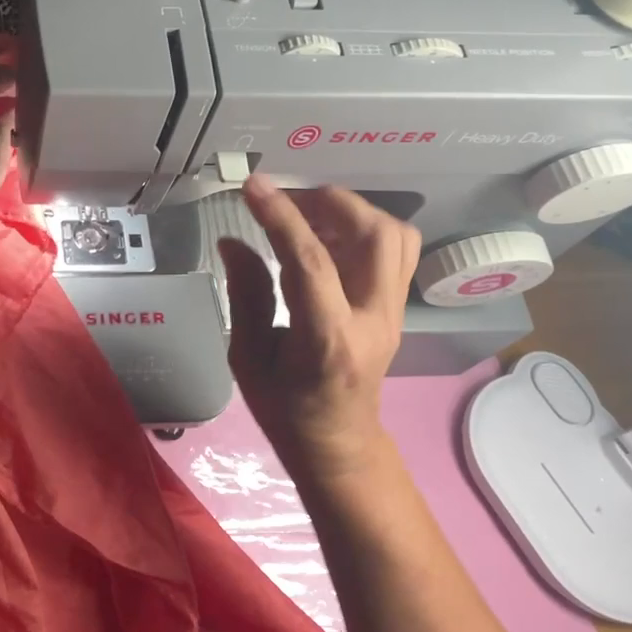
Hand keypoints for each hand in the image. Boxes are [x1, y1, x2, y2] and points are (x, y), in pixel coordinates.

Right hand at [218, 176, 421, 476]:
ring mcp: (394, 313)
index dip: (281, 217)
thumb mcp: (247, 359)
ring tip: (307, 216)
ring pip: (395, 236)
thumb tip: (234, 241)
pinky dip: (362, 227)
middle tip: (284, 202)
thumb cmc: (284, 409)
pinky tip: (327, 236)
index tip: (252, 187)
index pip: (311, 262)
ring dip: (351, 212)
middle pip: (374, 236)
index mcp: (327, 340)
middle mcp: (372, 320)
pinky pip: (394, 249)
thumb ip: (246, 296)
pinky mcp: (398, 307)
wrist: (338, 444)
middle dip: (328, 203)